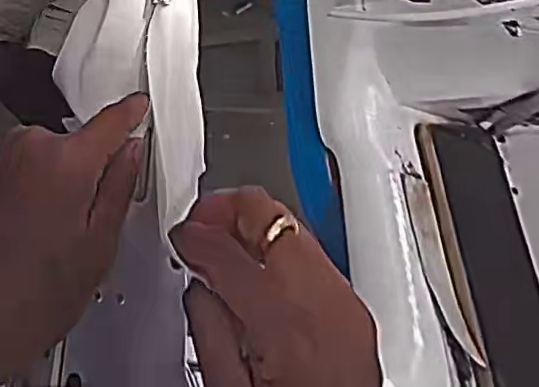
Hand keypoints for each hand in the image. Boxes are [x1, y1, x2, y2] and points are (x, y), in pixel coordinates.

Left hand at [0, 94, 148, 386]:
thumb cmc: (37, 291)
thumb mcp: (100, 241)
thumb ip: (121, 184)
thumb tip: (131, 152)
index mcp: (68, 161)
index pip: (111, 120)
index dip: (131, 112)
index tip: (139, 107)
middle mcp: (35, 146)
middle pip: (82, 137)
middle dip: (93, 162)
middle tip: (89, 207)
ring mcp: (11, 151)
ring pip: (57, 145)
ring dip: (64, 167)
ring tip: (57, 218)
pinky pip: (33, 151)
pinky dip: (41, 171)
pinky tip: (38, 212)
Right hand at [173, 188, 381, 386]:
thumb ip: (209, 328)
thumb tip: (199, 282)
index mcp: (284, 324)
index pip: (227, 251)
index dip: (194, 235)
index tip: (181, 235)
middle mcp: (321, 301)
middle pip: (267, 213)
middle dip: (226, 210)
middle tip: (200, 224)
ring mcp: (344, 302)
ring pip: (291, 224)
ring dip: (253, 224)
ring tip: (225, 242)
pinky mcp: (356, 310)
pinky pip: (311, 254)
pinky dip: (281, 248)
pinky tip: (259, 267)